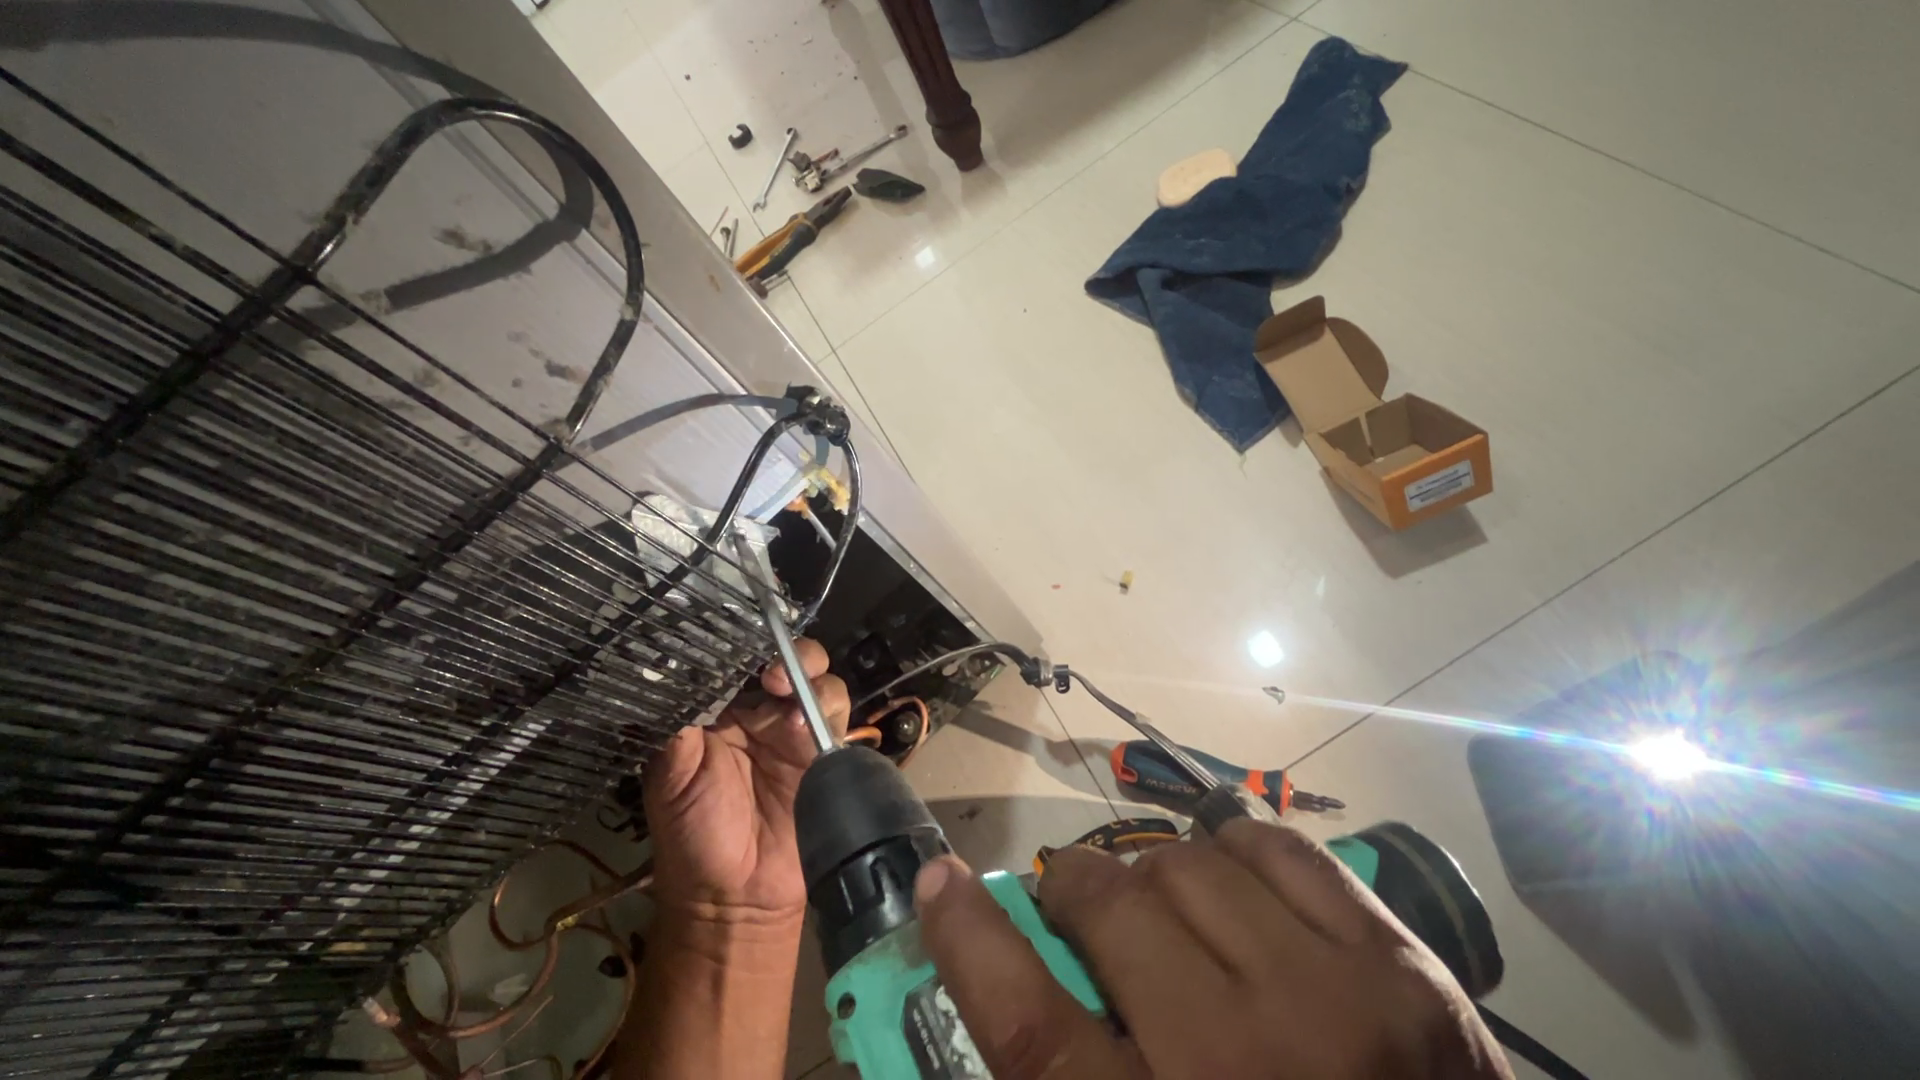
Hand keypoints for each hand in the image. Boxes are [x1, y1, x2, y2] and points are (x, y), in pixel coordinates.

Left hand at [642, 638, 848, 920]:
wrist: (733, 897)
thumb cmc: (691, 834)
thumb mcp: (669, 777)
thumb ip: (676, 725)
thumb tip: (670, 675)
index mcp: (720, 710)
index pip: (739, 661)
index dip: (747, 645)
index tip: (745, 647)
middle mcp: (761, 713)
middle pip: (788, 662)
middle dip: (790, 655)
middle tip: (772, 673)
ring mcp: (797, 733)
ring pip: (818, 682)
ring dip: (811, 678)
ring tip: (788, 695)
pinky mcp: (825, 756)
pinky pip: (837, 718)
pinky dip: (828, 710)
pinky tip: (806, 726)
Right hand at [914, 820, 1511, 1079]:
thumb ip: (1077, 1066)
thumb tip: (1014, 967)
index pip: (1027, 1026)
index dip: (970, 941)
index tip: (939, 881)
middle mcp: (1244, 1062)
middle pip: (1111, 910)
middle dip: (1078, 890)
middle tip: (1082, 908)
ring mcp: (1335, 1004)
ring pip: (1188, 863)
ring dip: (1156, 877)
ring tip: (1170, 912)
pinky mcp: (1402, 965)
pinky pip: (1278, 848)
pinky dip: (1236, 850)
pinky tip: (1236, 883)